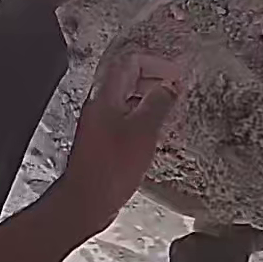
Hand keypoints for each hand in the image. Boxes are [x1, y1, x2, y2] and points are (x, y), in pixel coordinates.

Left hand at [54, 51, 187, 232]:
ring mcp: (99, 121)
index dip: (156, 63)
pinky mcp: (102, 138)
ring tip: (169, 105)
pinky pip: (123, 114)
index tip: (176, 74)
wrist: (87, 199)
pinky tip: (154, 127)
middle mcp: (99, 103)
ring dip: (148, 94)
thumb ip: (158, 103)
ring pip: (125, 95)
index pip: (130, 62)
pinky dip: (141, 113)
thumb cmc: (112, 166)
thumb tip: (170, 86)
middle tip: (175, 86)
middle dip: (153, 76)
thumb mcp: (144, 130)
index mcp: (106, 95)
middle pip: (126, 75)